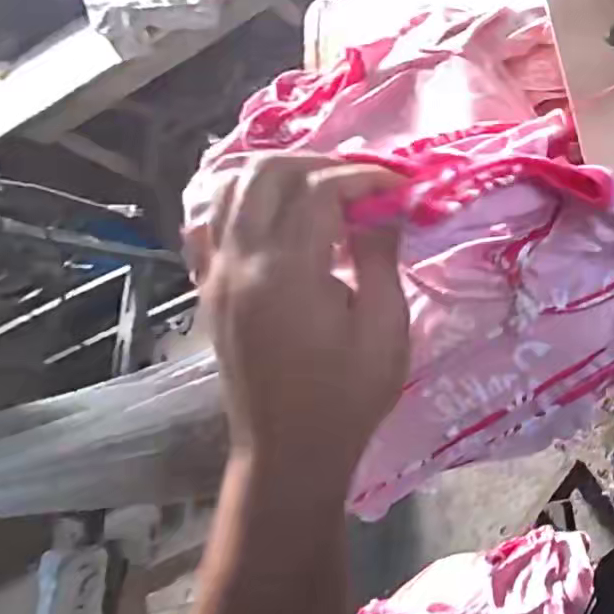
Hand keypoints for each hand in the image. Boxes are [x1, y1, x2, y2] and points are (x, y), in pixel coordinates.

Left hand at [197, 155, 409, 481]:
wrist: (292, 450)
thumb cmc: (350, 392)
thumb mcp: (385, 324)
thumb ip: (381, 255)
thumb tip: (385, 207)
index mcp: (286, 272)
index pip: (319, 189)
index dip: (365, 176)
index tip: (401, 186)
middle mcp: (239, 262)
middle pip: (266, 172)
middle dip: (323, 163)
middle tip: (367, 182)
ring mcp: (216, 274)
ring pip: (231, 187)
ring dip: (284, 174)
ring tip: (329, 190)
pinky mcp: (211, 289)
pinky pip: (212, 222)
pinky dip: (246, 201)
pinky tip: (282, 214)